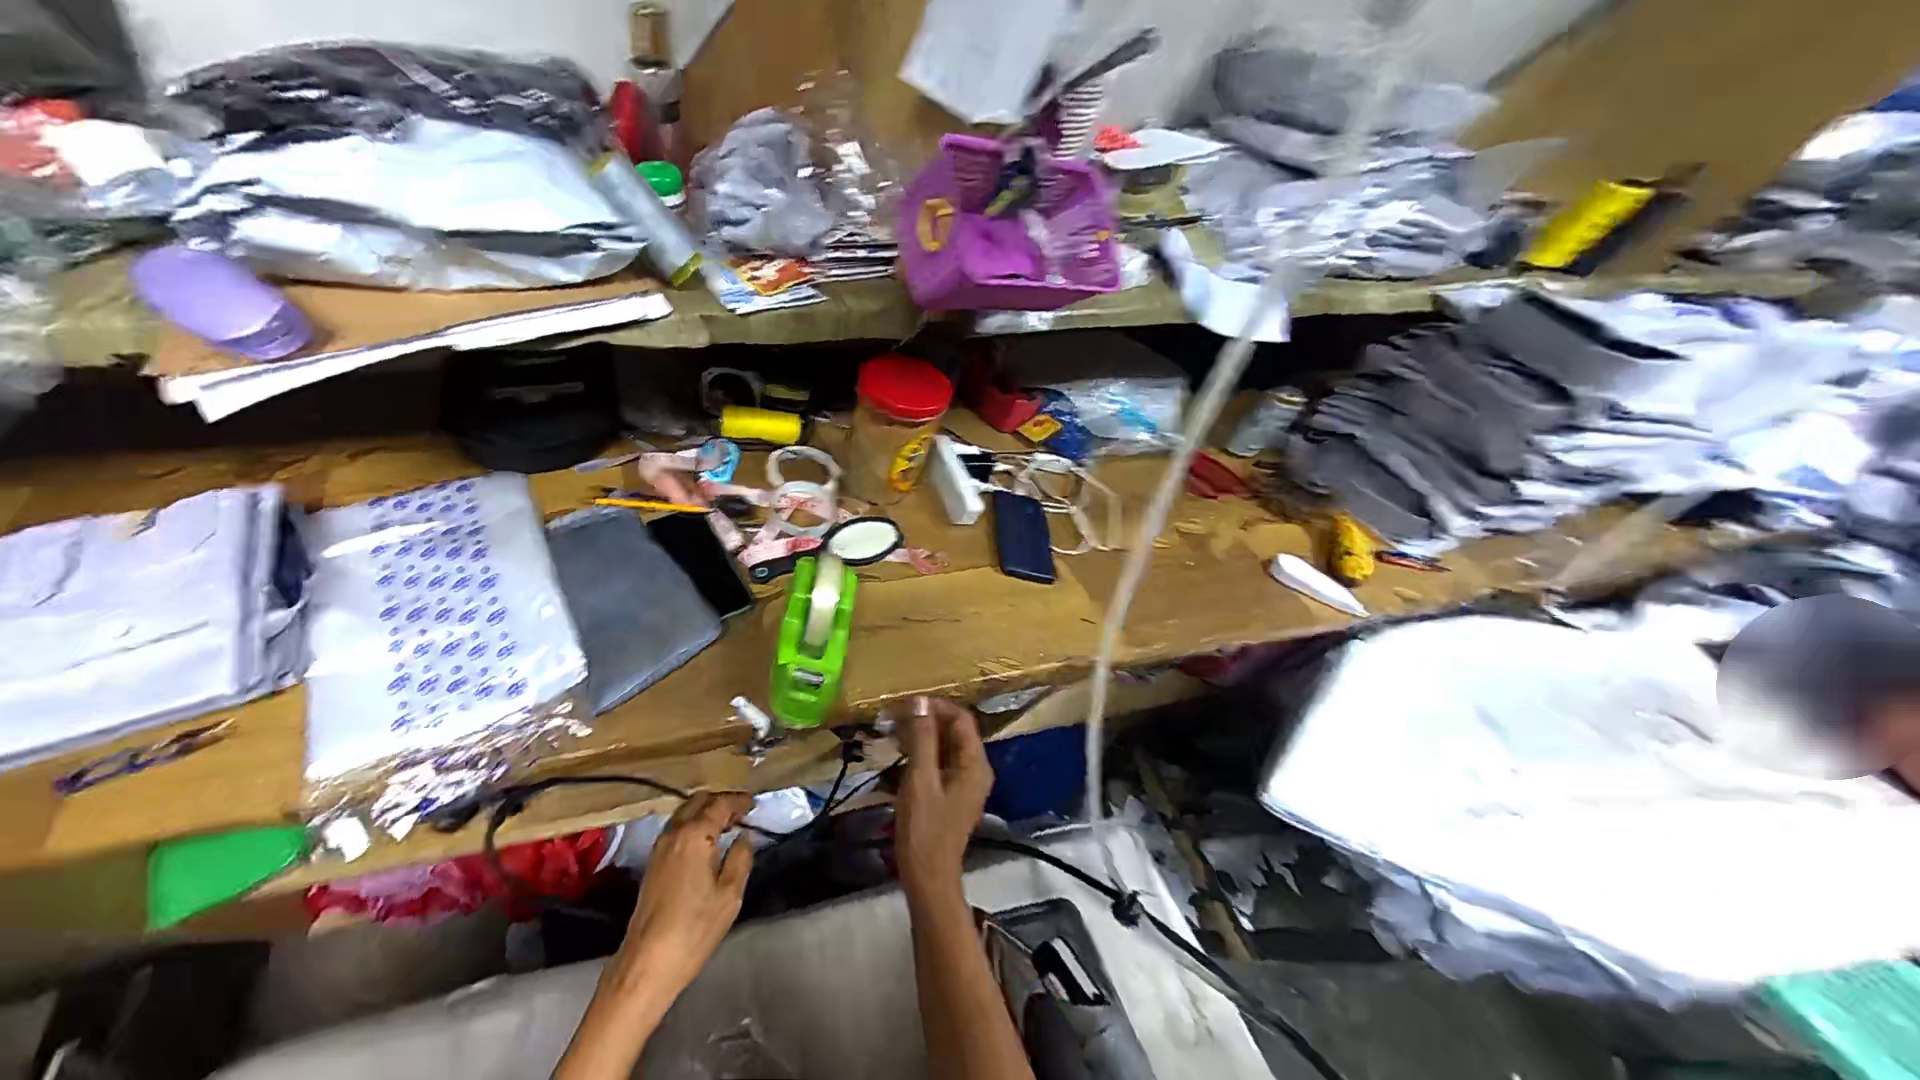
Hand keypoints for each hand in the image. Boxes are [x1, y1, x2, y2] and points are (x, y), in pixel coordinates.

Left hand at [612, 791, 754, 995]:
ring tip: (728, 824)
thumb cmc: (695, 927)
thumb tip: (744, 836)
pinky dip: (694, 824)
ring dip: (705, 812)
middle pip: (698, 801)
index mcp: (695, 835)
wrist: (648, 962)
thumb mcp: (731, 894)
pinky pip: (676, 829)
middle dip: (721, 801)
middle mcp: (674, 833)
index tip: (755, 804)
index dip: (739, 800)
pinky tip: (707, 841)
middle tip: (742, 811)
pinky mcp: (653, 862)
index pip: (720, 804)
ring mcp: (659, 847)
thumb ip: (741, 857)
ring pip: (684, 813)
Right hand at [896, 697, 993, 897]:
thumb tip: (920, 702)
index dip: (936, 707)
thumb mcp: (920, 779)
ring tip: (893, 731)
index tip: (906, 704)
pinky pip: (941, 762)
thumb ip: (922, 738)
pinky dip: (923, 753)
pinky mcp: (952, 793)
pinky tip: (900, 753)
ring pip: (946, 746)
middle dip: (927, 720)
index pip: (961, 719)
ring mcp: (965, 782)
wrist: (928, 876)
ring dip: (922, 736)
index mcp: (975, 764)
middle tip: (894, 717)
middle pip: (955, 731)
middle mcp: (976, 769)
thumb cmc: (924, 829)